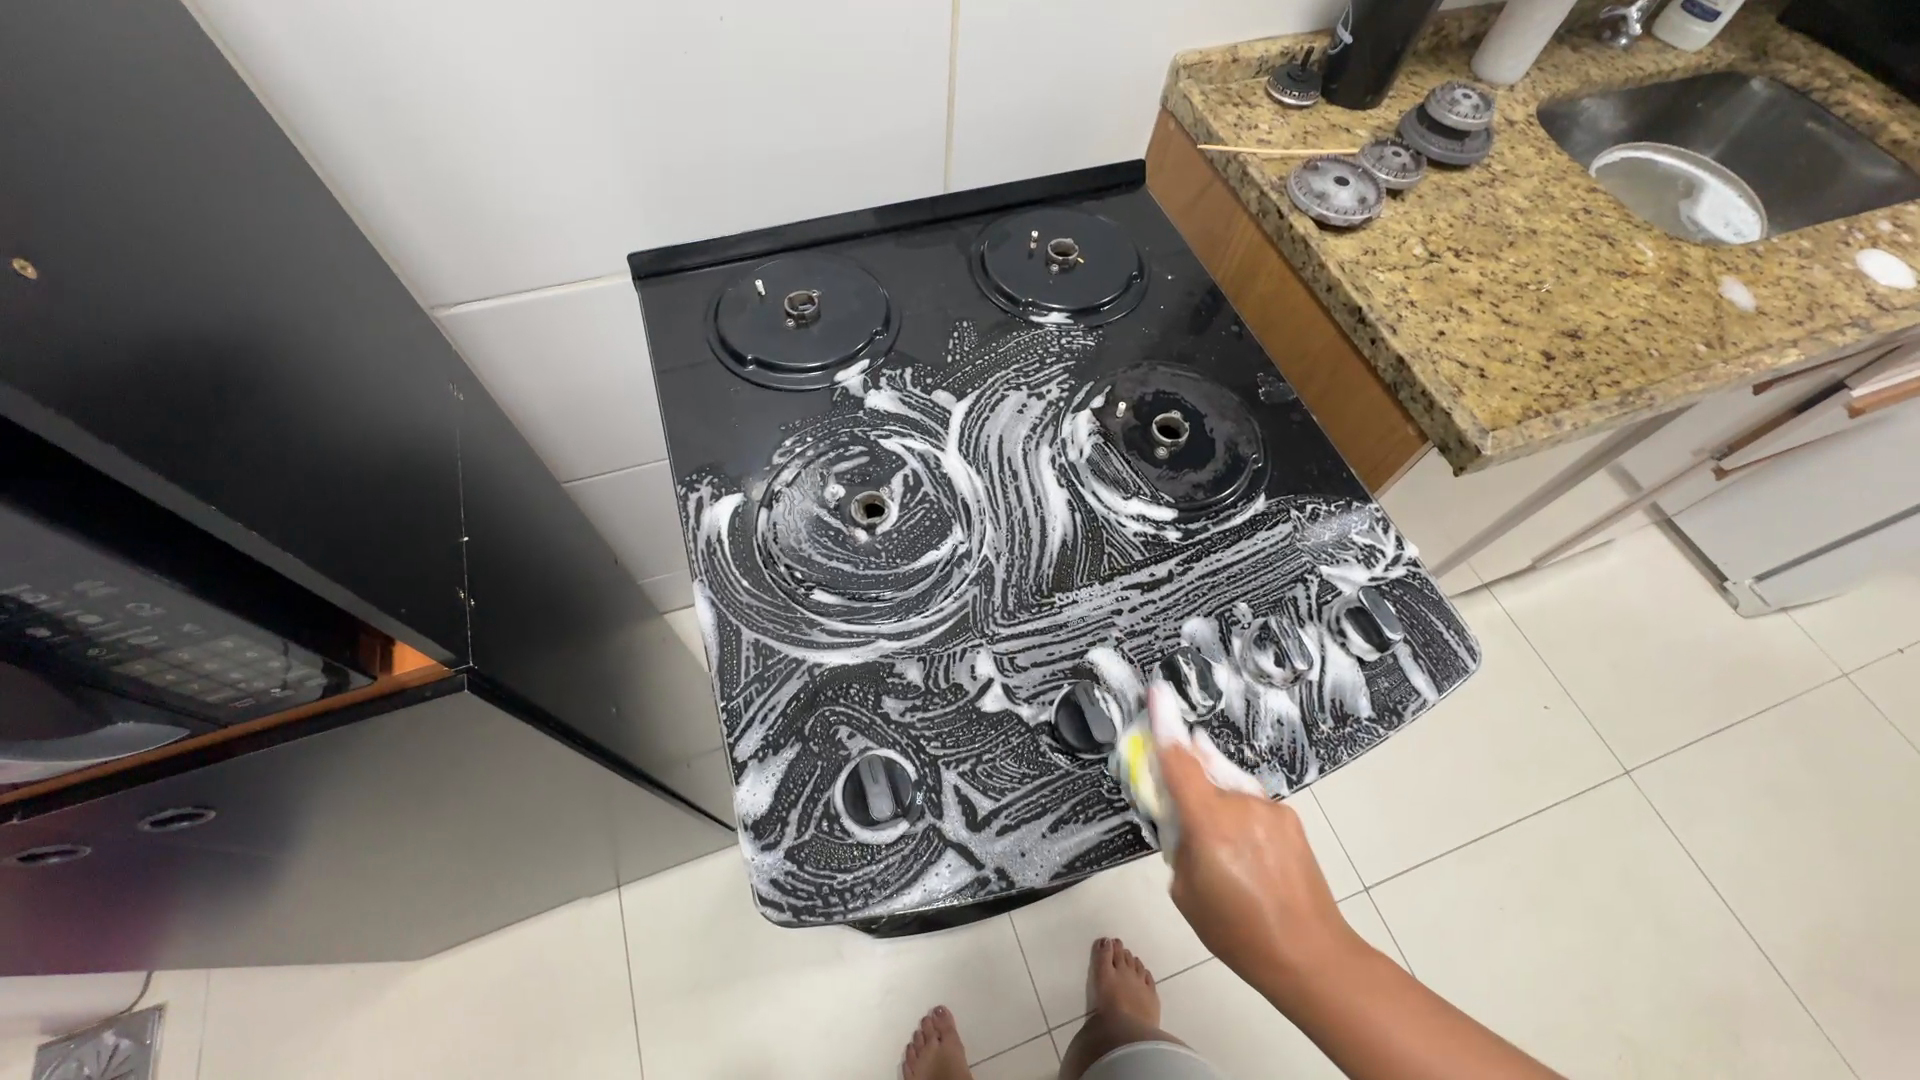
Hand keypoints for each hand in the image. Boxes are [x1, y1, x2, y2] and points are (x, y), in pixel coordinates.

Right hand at [1149, 682, 1361, 987]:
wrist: (1309, 953)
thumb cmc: (1237, 931)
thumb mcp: (1186, 890)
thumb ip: (1179, 842)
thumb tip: (1179, 815)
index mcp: (1210, 824)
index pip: (1178, 762)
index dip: (1164, 724)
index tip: (1157, 691)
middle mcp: (1242, 805)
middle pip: (1202, 766)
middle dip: (1184, 768)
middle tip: (1171, 788)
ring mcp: (1270, 809)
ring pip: (1228, 783)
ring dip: (1211, 790)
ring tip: (1210, 829)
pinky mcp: (1289, 817)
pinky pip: (1250, 800)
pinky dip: (1236, 810)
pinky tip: (1240, 844)